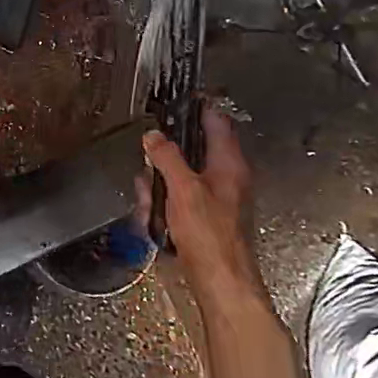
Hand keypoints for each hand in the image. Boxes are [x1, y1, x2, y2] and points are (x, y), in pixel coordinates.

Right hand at [142, 106, 265, 306]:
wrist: (221, 280)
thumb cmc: (208, 233)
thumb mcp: (182, 189)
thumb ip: (167, 158)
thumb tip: (153, 134)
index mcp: (229, 164)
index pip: (216, 123)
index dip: (198, 108)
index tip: (176, 98)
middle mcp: (227, 177)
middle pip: (190, 152)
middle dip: (163, 161)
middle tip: (148, 175)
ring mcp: (217, 197)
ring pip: (179, 178)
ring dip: (158, 188)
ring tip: (151, 208)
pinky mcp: (205, 216)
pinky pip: (178, 199)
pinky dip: (163, 205)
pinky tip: (155, 221)